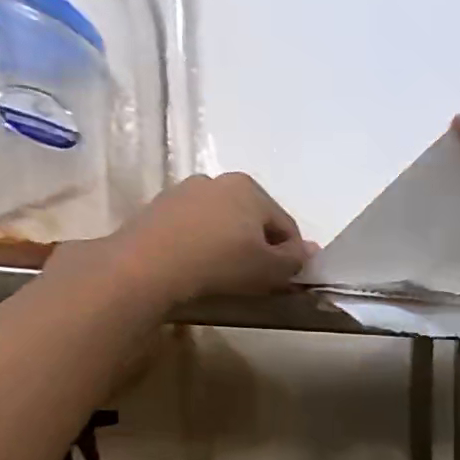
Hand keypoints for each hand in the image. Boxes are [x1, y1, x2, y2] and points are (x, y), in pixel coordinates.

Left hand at [88, 172, 310, 302]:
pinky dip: (201, 245)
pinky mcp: (157, 208)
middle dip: (259, 246)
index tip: (286, 279)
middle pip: (252, 219)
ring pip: (222, 222)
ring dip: (229, 245)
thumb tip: (312, 251)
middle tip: (256, 278)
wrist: (147, 267)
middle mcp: (217, 180)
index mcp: (251, 188)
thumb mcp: (271, 269)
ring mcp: (183, 191)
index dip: (291, 255)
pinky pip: (193, 228)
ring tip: (225, 275)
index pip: (285, 225)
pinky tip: (198, 268)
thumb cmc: (222, 264)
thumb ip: (296, 260)